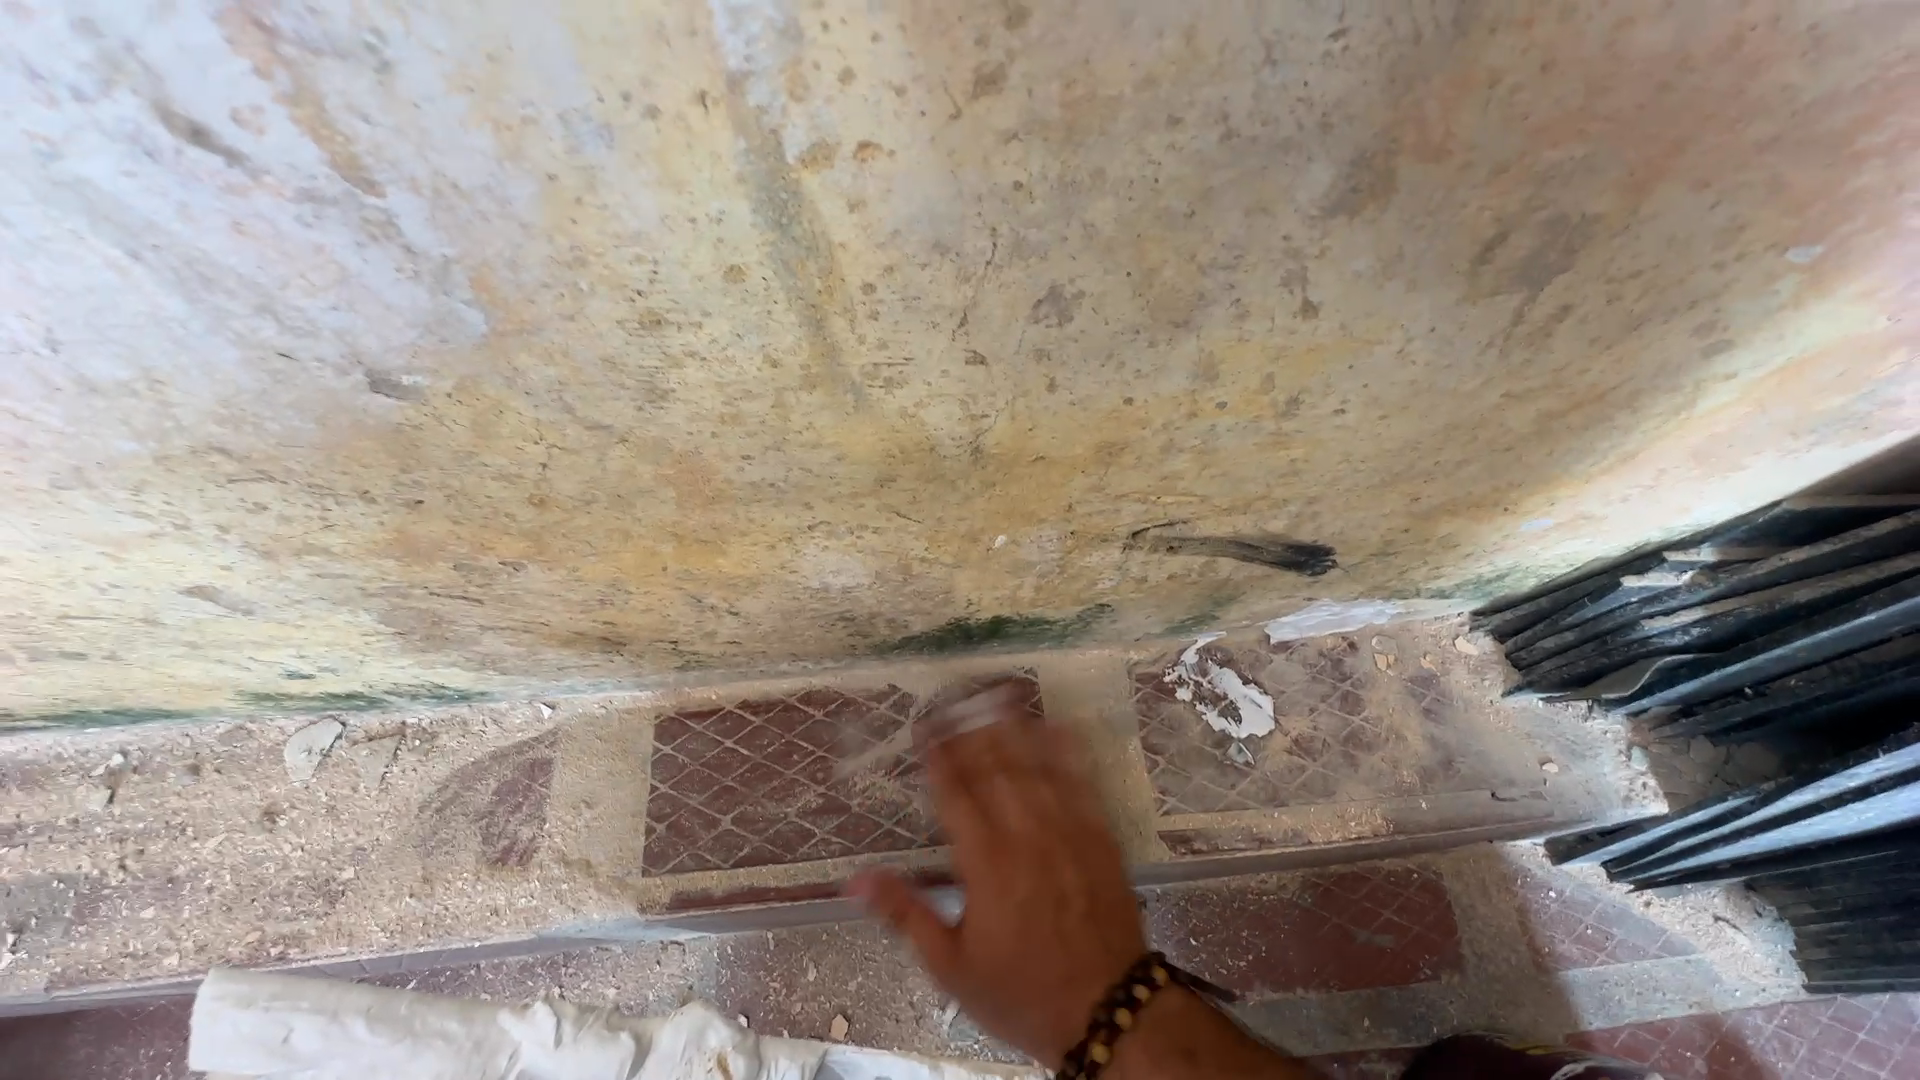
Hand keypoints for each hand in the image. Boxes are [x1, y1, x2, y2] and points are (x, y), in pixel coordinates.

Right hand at [846, 680, 1146, 1065]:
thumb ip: (904, 913)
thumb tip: (853, 879)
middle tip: (954, 700)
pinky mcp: (1101, 836)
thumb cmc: (1021, 991)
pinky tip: (1059, 724)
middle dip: (970, 730)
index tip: (924, 725)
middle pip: (994, 767)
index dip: (937, 755)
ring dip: (1014, 728)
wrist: (1108, 1009)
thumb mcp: (950, 964)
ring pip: (1037, 766)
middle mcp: (1026, 834)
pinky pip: (1083, 782)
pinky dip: (1069, 749)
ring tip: (997, 695)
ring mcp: (1068, 830)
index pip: (954, 793)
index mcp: (985, 862)